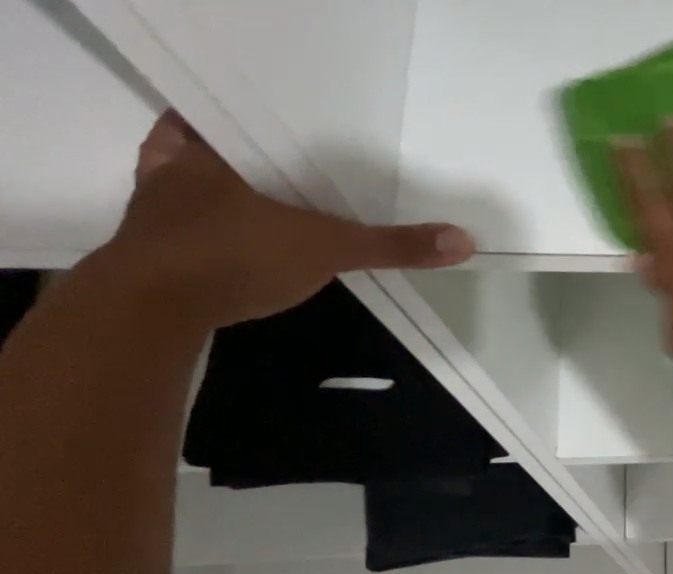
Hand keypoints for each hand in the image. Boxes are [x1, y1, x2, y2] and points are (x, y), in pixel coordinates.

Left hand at [95, 112, 474, 327]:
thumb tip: (464, 240)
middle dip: (248, 156)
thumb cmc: (231, 254)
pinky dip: (218, 230)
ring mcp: (155, 209)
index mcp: (199, 147)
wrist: (153, 308)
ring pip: (197, 186)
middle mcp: (170, 168)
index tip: (285, 124)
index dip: (254, 117)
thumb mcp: (327, 247)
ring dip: (230, 192)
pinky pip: (192, 226)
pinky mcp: (157, 250)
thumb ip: (391, 245)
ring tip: (280, 200)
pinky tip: (247, 240)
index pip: (222, 111)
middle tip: (295, 162)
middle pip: (212, 148)